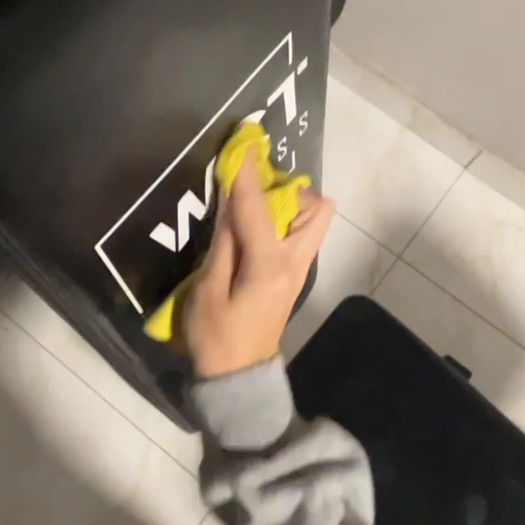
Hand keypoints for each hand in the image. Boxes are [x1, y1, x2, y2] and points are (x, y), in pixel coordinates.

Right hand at [184, 154, 337, 378]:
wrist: (238, 379)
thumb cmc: (216, 337)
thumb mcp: (207, 289)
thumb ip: (223, 241)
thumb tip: (231, 200)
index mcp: (270, 264)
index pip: (258, 206)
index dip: (247, 174)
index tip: (242, 146)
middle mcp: (295, 261)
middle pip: (316, 208)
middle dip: (289, 189)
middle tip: (255, 190)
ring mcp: (299, 269)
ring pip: (315, 220)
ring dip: (290, 204)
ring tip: (254, 208)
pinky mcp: (294, 276)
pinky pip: (302, 234)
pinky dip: (285, 220)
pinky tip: (255, 227)